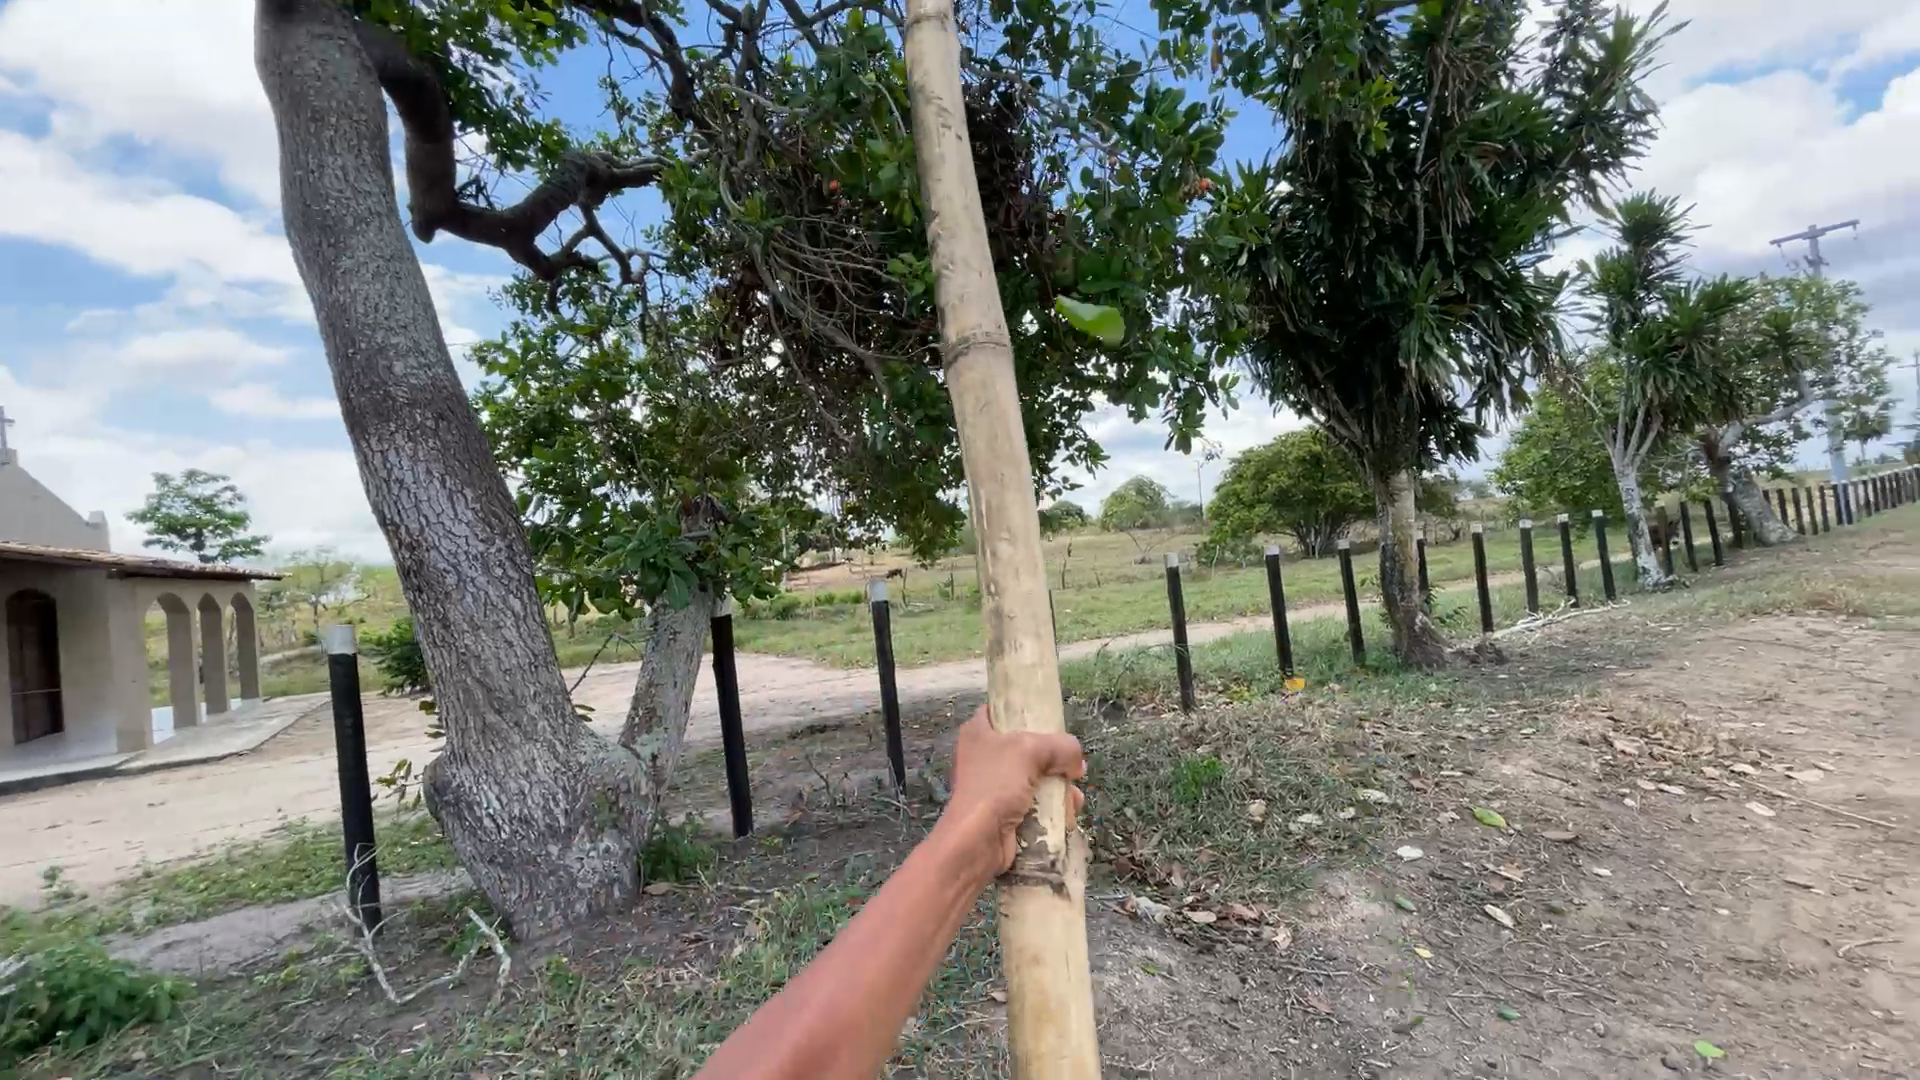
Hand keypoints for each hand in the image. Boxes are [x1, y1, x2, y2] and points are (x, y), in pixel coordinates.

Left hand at [936, 706, 1084, 885]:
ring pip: (1036, 778)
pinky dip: (1052, 809)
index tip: (1051, 719)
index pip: (1001, 711)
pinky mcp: (1004, 812)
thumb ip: (1061, 747)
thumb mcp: (1031, 750)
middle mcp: (984, 755)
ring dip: (1059, 788)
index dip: (1025, 711)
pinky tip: (1068, 814)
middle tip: (1073, 767)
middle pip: (1027, 748)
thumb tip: (1076, 762)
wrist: (978, 840)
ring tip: (1074, 798)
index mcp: (979, 732)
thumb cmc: (996, 784)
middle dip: (1054, 759)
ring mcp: (994, 786)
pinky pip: (1035, 804)